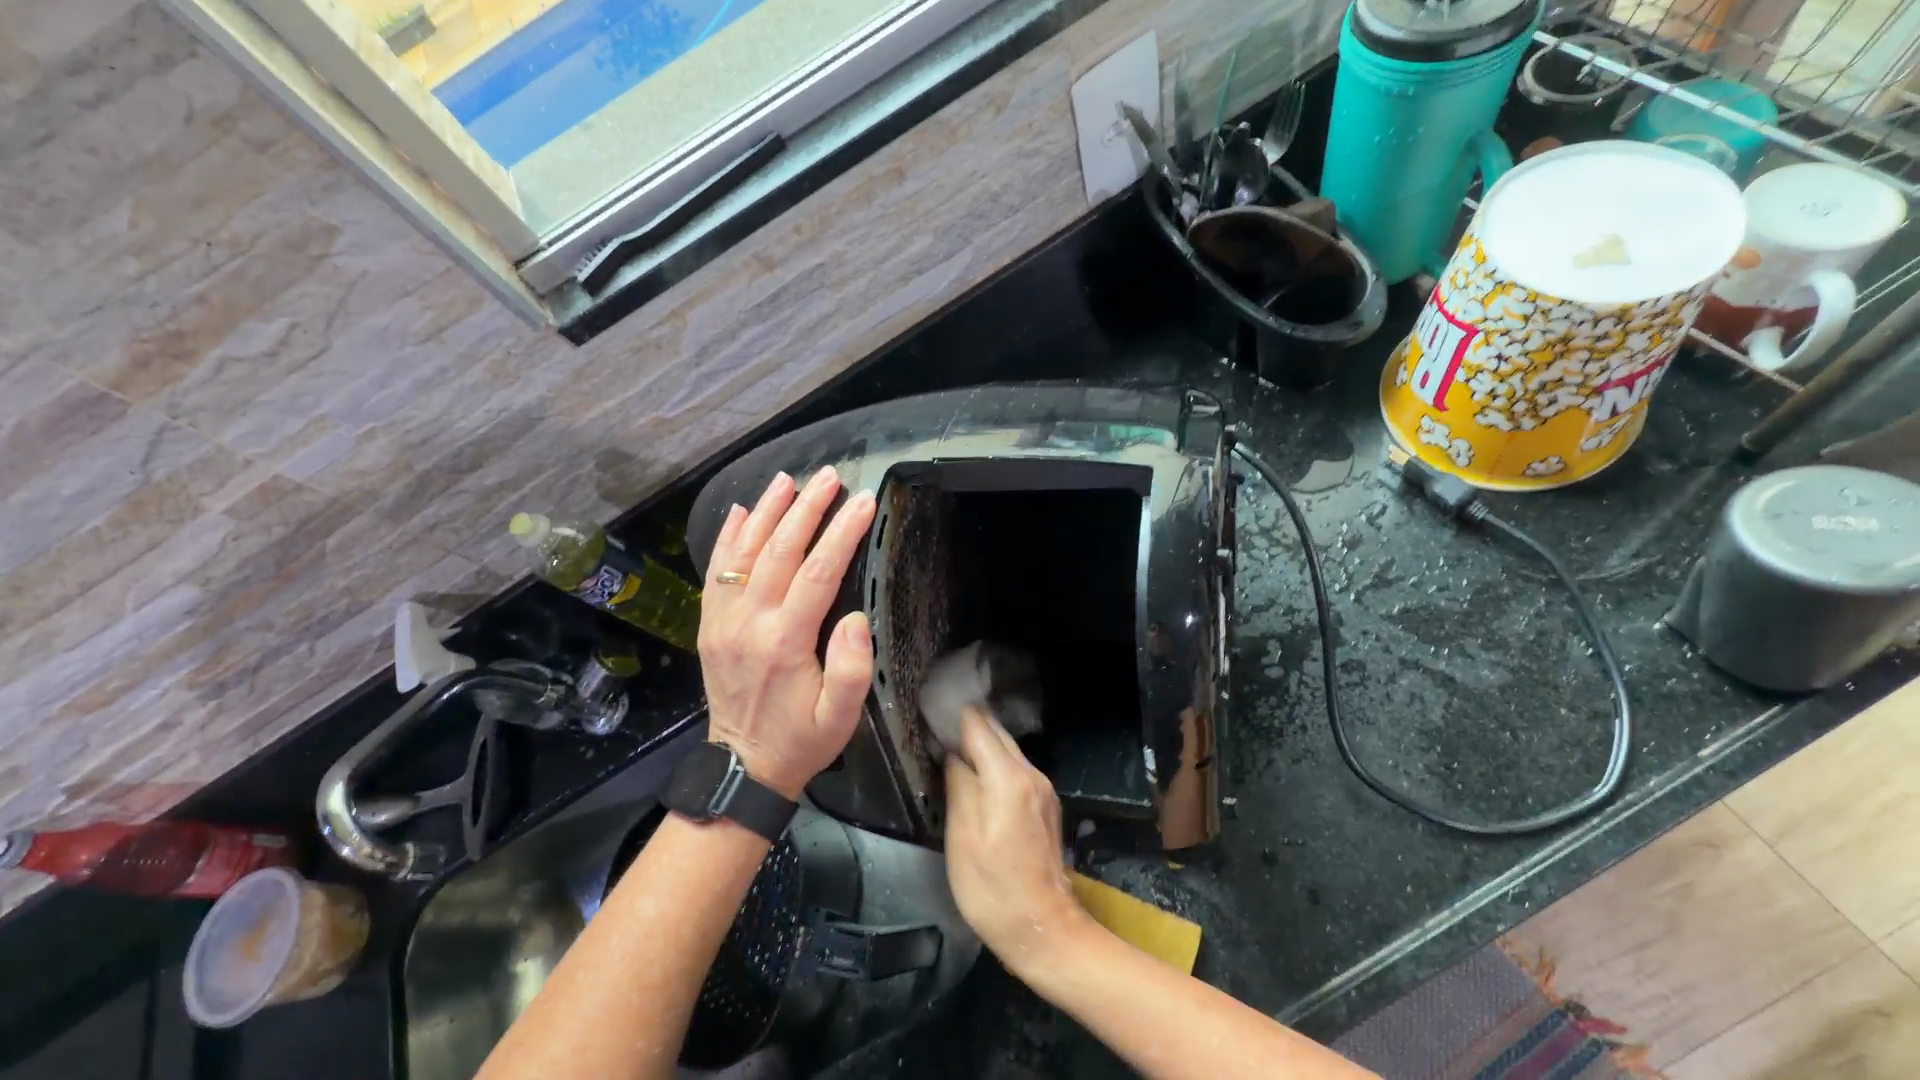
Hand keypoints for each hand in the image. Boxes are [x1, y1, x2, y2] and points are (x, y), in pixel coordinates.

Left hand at [699, 467, 876, 799]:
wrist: (743, 765)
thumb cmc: (801, 739)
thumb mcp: (840, 718)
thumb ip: (852, 669)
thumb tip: (856, 617)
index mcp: (785, 642)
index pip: (817, 572)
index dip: (841, 533)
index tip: (862, 502)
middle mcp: (749, 623)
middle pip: (778, 550)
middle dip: (807, 508)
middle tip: (830, 476)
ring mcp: (723, 621)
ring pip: (743, 552)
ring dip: (766, 511)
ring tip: (788, 479)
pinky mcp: (709, 625)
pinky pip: (715, 572)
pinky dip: (727, 538)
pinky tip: (740, 512)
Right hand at [944, 707, 1090, 973]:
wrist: (1042, 929)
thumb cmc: (993, 888)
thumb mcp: (962, 837)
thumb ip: (958, 785)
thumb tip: (951, 754)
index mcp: (1009, 777)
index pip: (978, 724)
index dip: (951, 716)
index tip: (927, 712)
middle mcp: (1032, 774)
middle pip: (996, 732)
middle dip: (966, 726)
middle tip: (932, 730)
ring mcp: (1043, 790)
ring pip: (1007, 751)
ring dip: (980, 747)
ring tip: (947, 752)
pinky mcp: (1045, 807)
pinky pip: (1015, 771)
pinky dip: (994, 767)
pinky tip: (974, 779)